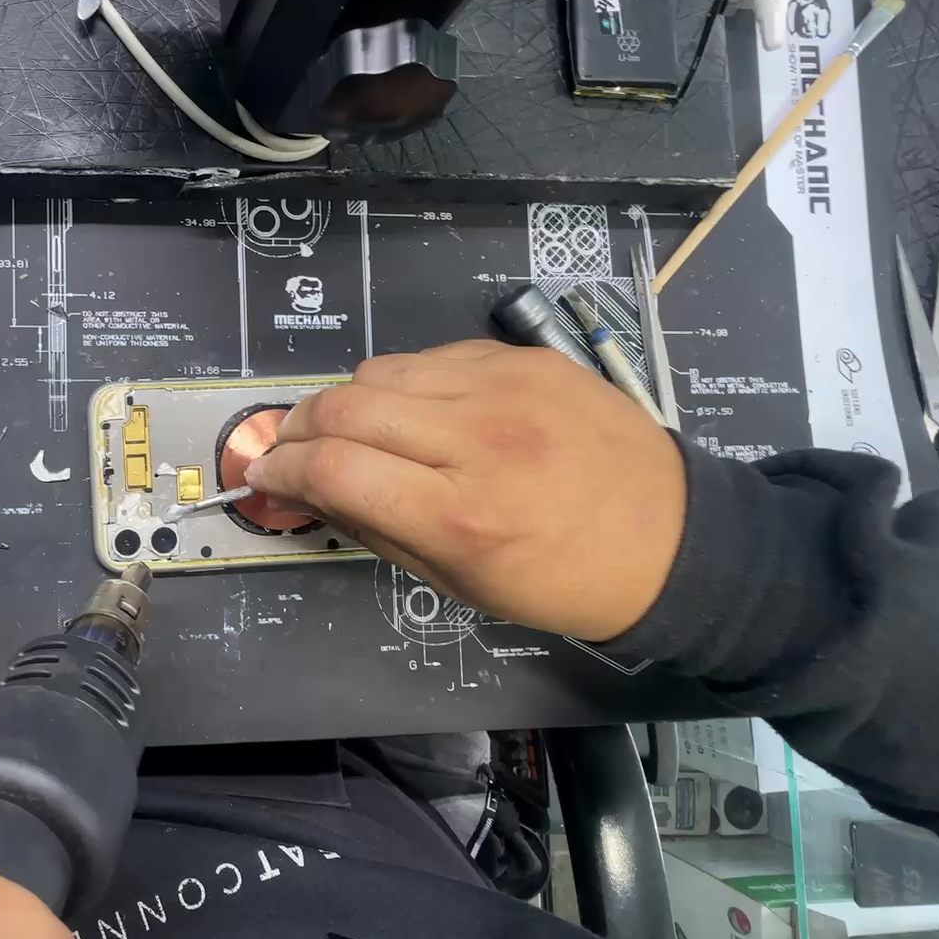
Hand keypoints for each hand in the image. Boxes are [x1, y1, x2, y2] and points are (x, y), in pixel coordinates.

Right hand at [245, 341, 685, 639]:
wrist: (677, 539)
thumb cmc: (556, 580)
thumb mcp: (454, 581)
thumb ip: (369, 526)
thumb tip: (303, 488)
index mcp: (461, 514)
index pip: (332, 469)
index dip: (279, 470)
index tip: (261, 477)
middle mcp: (478, 439)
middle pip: (342, 406)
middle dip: (294, 428)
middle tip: (287, 449)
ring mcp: (505, 386)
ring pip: (376, 371)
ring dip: (342, 402)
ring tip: (349, 431)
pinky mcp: (524, 358)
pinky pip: (426, 357)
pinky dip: (398, 385)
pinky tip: (413, 412)